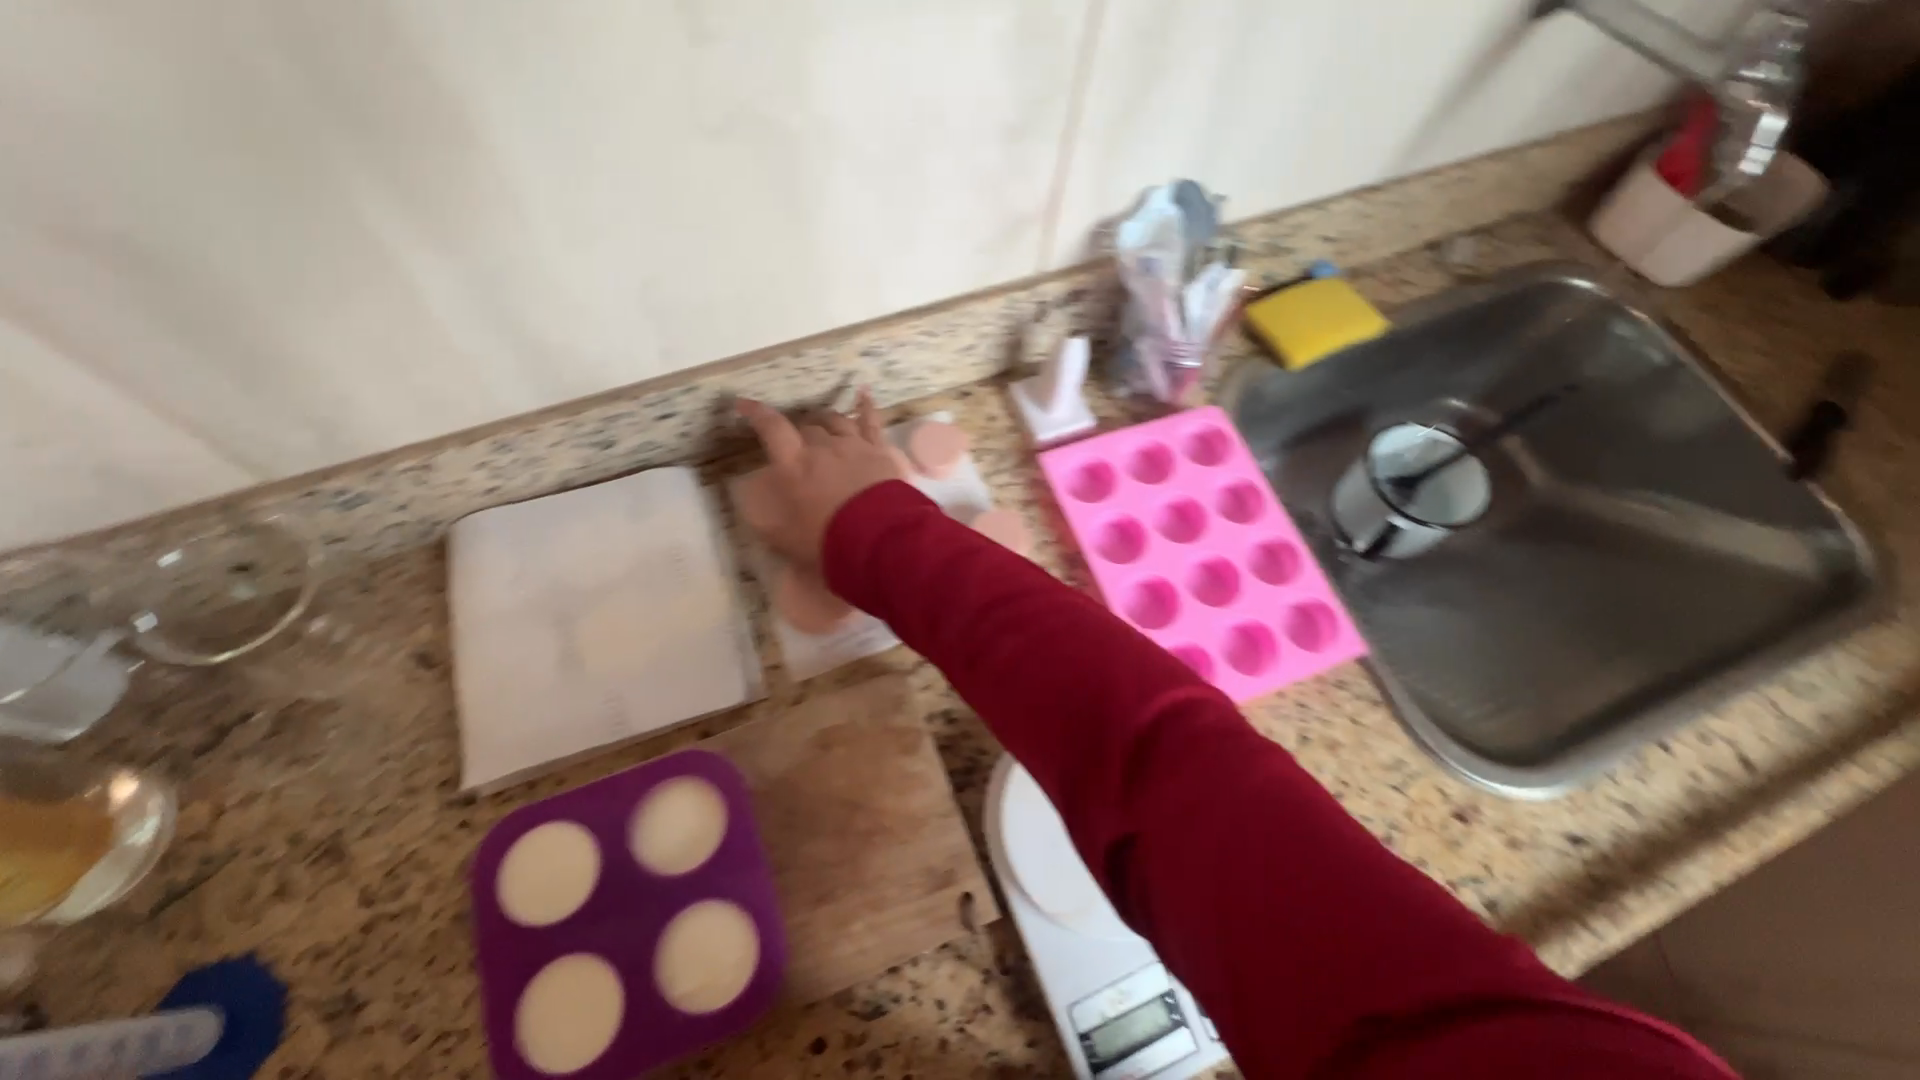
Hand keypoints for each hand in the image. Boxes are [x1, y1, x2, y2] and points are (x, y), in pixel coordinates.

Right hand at [735, 391, 903, 568]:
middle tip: (796, 442)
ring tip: (820, 422)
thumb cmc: (826, 541)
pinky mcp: (880, 452)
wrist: (879, 541)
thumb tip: (746, 499)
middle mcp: (823, 447)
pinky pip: (872, 421)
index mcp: (795, 465)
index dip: (756, 414)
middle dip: (798, 431)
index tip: (743, 404)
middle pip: (807, 428)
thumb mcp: (784, 536)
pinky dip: (866, 405)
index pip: (772, 429)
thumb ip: (763, 517)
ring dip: (825, 420)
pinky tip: (864, 392)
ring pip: (836, 420)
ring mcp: (854, 446)